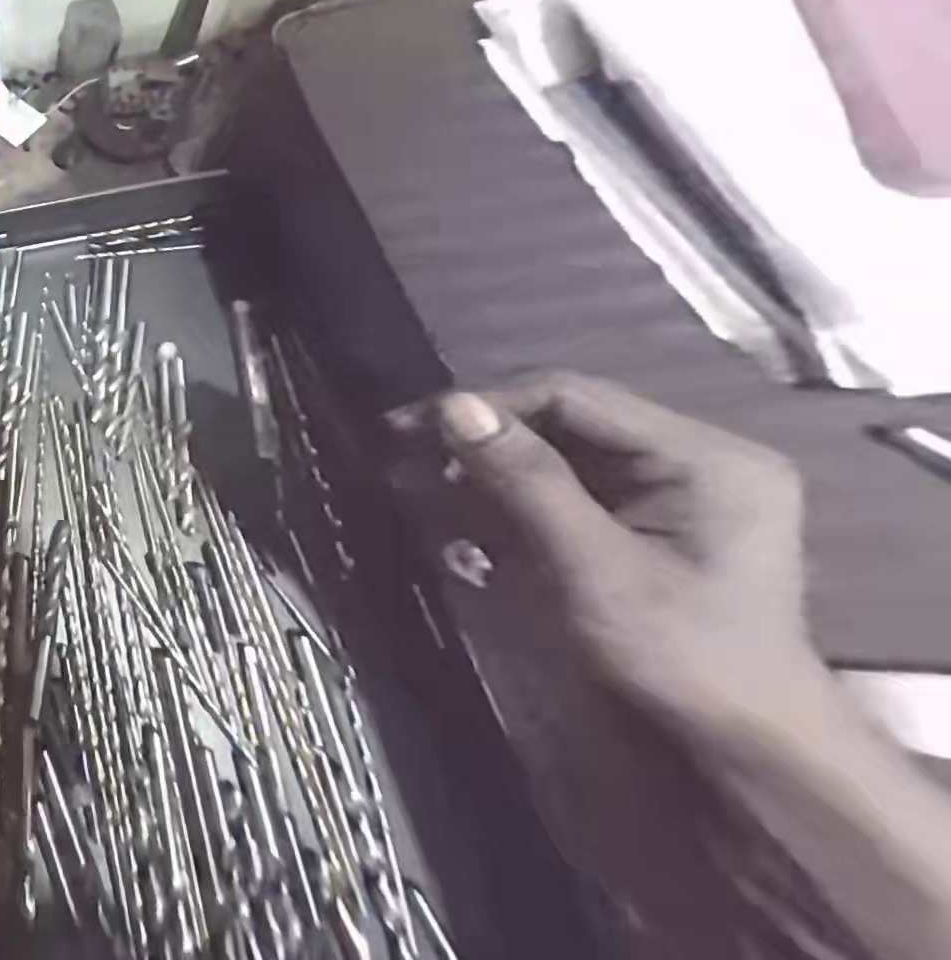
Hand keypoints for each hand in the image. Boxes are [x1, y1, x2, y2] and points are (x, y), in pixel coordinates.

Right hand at [430, 373, 813, 726]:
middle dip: (475, 437)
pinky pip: (549, 487)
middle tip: (401, 449)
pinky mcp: (627, 515)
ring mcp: (656, 487)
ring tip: (414, 484)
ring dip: (477, 469)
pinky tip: (459, 526)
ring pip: (544, 452)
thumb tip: (453, 407)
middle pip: (555, 419)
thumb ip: (525, 480)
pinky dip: (497, 500)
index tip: (412, 427)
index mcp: (699, 456)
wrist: (732, 737)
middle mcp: (681, 456)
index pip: (570, 397)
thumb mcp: (589, 564)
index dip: (486, 405)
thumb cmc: (671, 652)